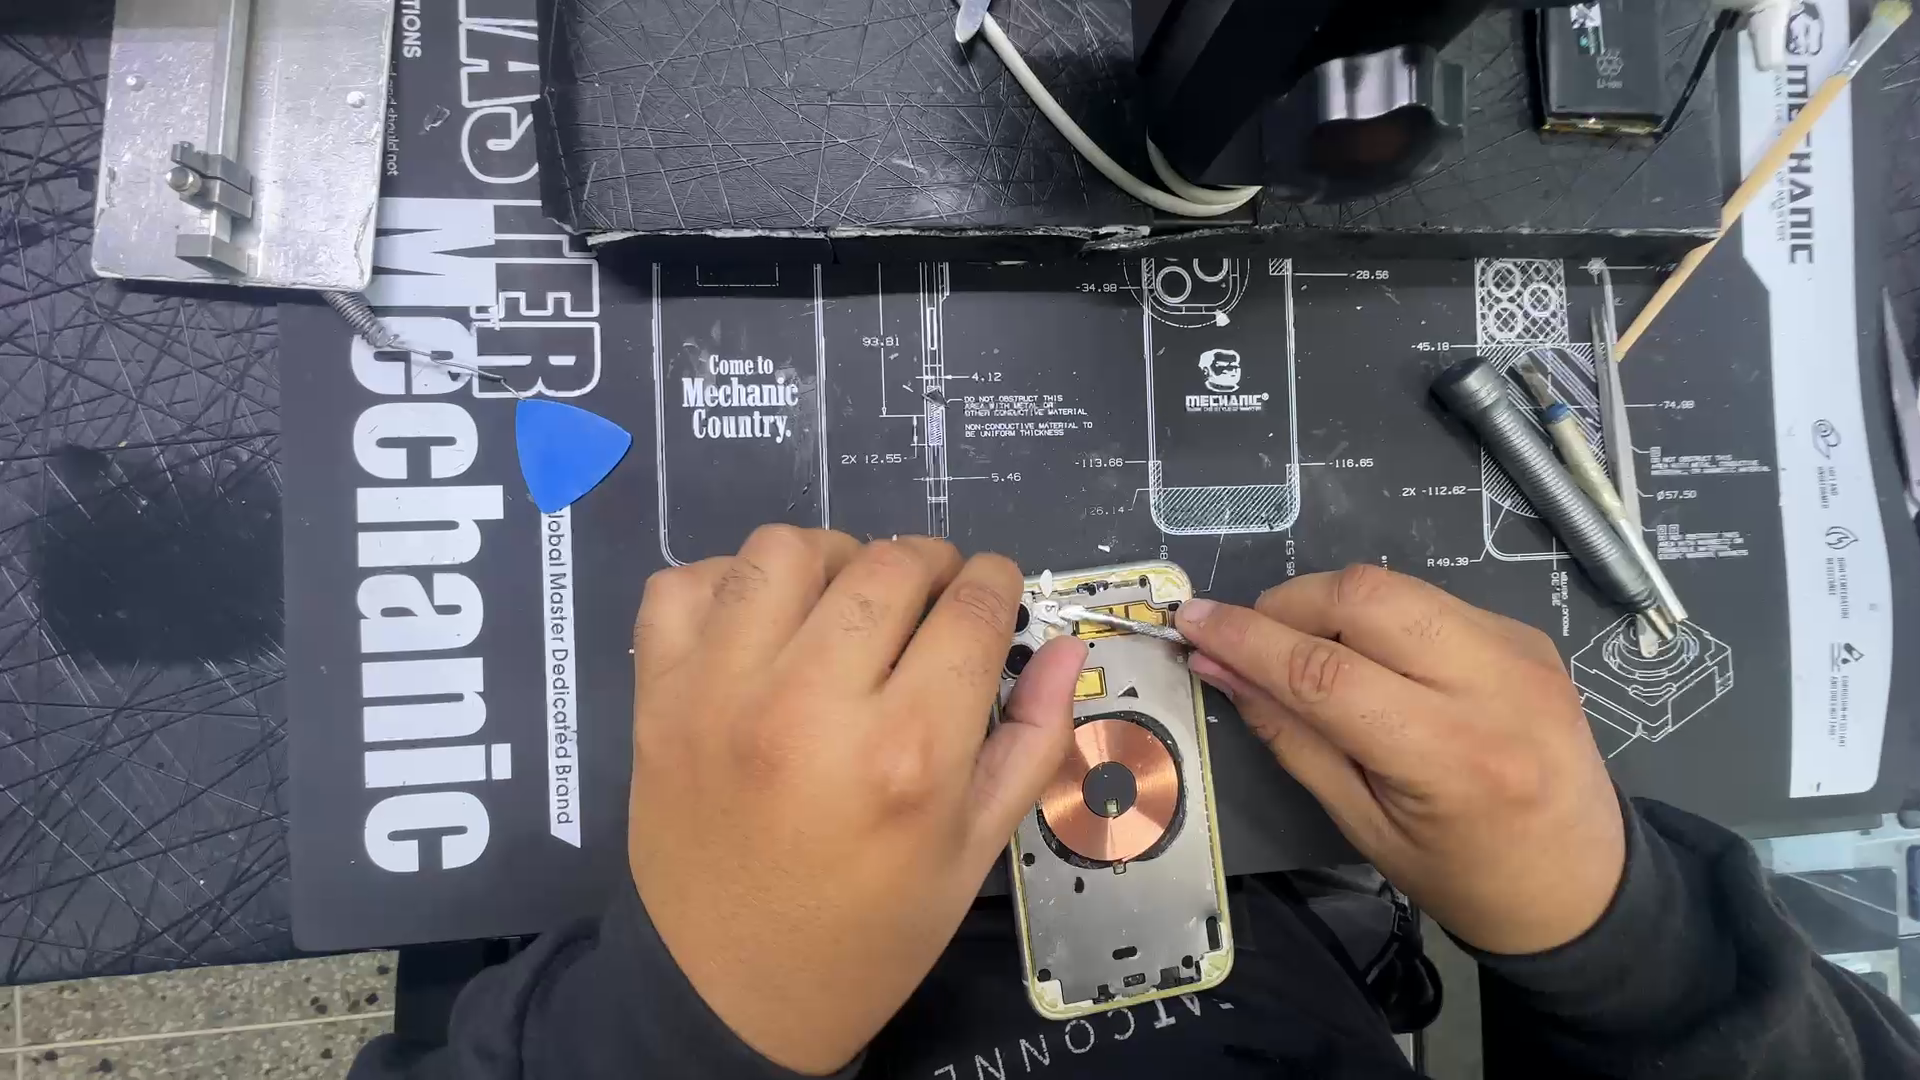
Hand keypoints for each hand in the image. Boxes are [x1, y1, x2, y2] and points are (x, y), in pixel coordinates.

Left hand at [628, 526, 1086, 1073]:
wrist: (725, 994)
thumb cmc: (870, 929)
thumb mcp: (975, 849)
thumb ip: (1033, 738)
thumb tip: (1066, 645)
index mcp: (907, 755)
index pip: (973, 610)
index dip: (999, 582)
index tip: (996, 588)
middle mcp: (809, 706)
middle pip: (888, 565)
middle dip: (932, 563)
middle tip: (933, 598)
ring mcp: (718, 693)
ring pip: (785, 549)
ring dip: (834, 558)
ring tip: (846, 601)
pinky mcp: (656, 696)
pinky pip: (683, 583)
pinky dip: (728, 581)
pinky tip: (763, 624)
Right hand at [1175, 564, 1624, 955]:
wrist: (1589, 886)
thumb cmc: (1460, 873)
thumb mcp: (1357, 820)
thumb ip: (1285, 732)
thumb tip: (1218, 667)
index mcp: (1451, 756)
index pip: (1323, 672)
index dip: (1245, 639)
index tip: (1191, 620)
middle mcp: (1494, 685)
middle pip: (1363, 598)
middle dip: (1285, 604)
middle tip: (1252, 639)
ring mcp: (1517, 649)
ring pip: (1389, 584)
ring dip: (1323, 603)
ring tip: (1301, 647)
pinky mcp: (1522, 632)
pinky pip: (1419, 597)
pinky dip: (1368, 614)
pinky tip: (1364, 656)